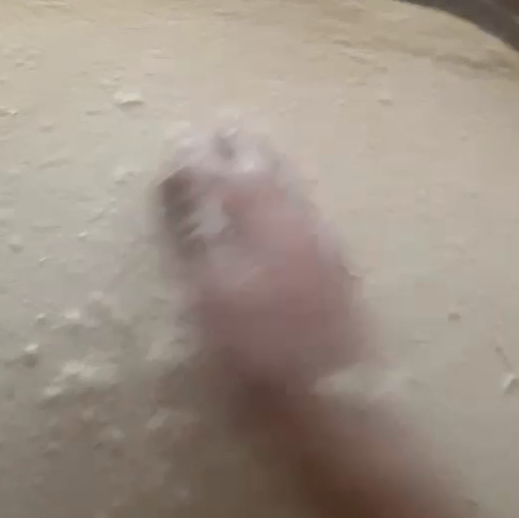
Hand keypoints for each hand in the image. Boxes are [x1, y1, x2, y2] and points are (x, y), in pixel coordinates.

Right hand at [160, 125, 369, 393]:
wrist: (330, 399)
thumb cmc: (251, 345)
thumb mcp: (206, 285)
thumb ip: (192, 227)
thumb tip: (181, 181)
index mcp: (259, 225)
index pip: (225, 177)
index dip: (201, 155)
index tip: (183, 131)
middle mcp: (296, 226)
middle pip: (267, 174)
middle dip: (244, 145)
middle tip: (227, 118)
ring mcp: (322, 246)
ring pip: (294, 189)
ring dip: (272, 161)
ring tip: (256, 141)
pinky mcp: (337, 268)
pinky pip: (310, 208)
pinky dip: (291, 189)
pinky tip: (290, 194)